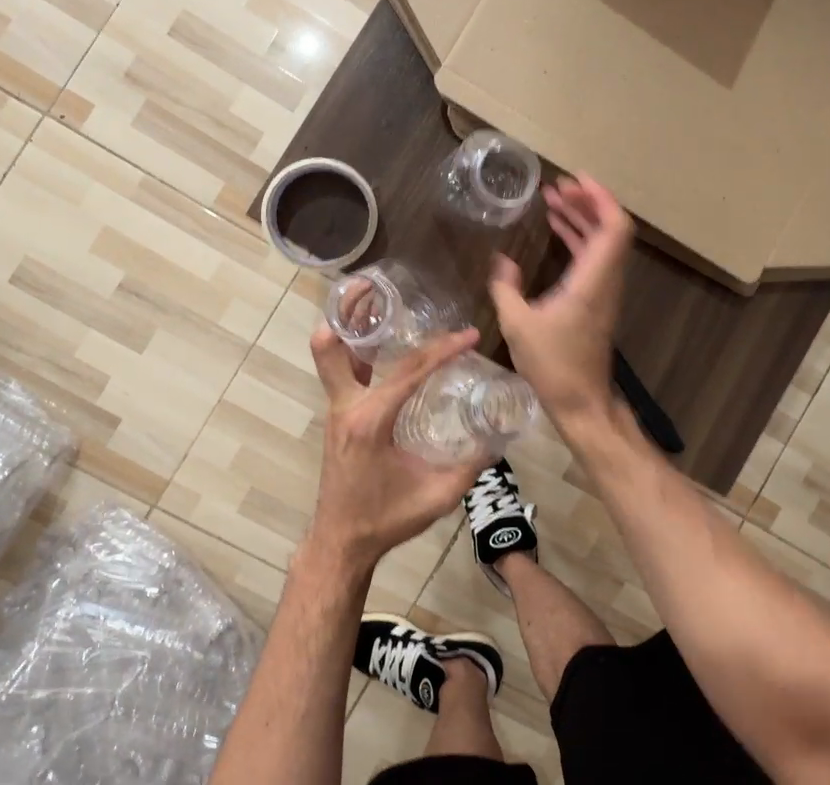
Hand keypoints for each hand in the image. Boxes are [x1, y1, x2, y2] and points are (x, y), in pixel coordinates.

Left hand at [305, 324, 486, 567]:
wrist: (342, 541)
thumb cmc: (387, 519)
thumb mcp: (438, 496)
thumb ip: (471, 466)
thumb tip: (499, 438)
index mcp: (371, 422)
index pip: (409, 372)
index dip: (443, 350)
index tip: (470, 335)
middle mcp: (346, 407)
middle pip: (333, 347)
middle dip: (350, 314)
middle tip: (376, 289)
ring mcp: (336, 411)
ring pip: (329, 355)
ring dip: (348, 327)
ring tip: (376, 303)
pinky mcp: (337, 417)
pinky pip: (340, 372)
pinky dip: (355, 350)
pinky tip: (381, 345)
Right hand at [488, 174, 634, 426]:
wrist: (580, 402)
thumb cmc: (552, 365)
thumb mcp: (517, 326)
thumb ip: (506, 289)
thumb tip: (501, 260)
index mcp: (592, 281)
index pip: (614, 228)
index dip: (600, 198)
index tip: (575, 180)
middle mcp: (605, 281)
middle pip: (610, 228)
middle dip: (586, 201)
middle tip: (557, 186)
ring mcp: (605, 291)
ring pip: (603, 242)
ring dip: (582, 218)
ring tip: (552, 200)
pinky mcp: (598, 301)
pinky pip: (594, 258)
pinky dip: (578, 238)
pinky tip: (556, 229)